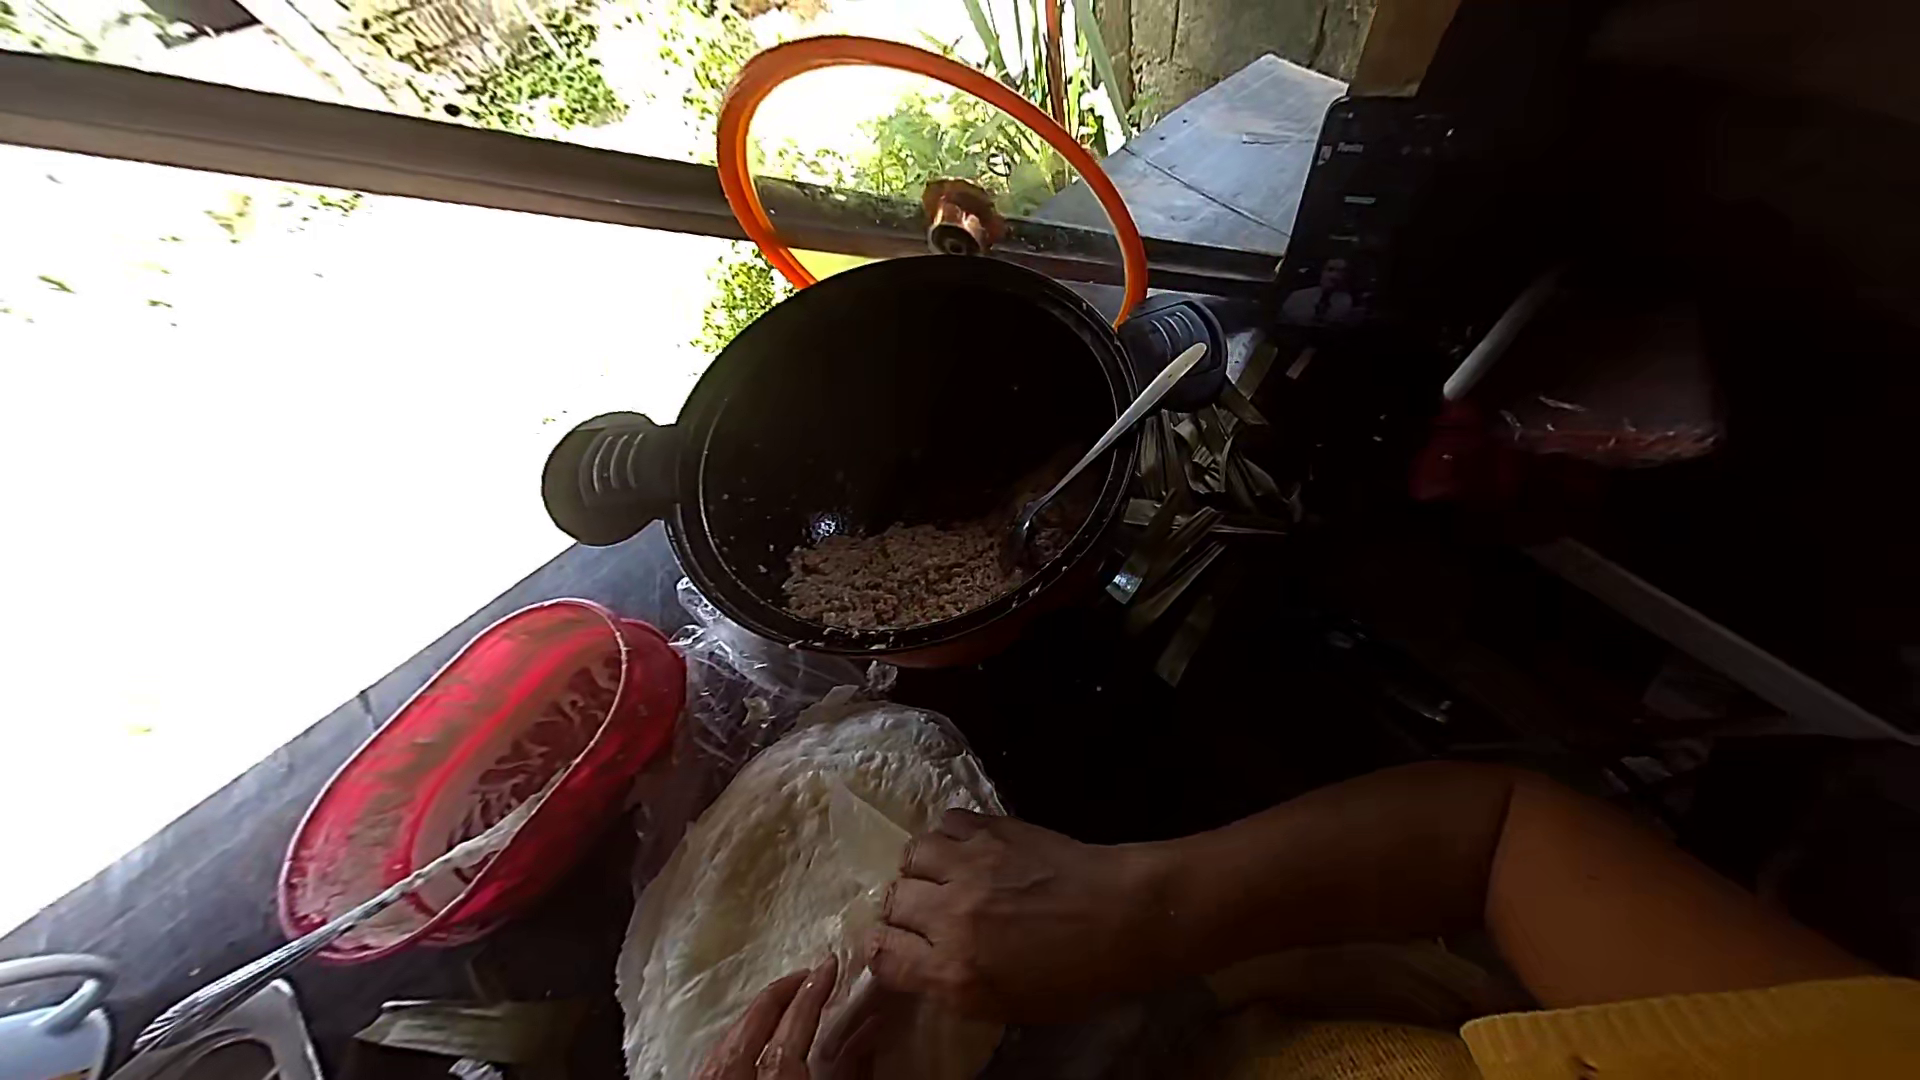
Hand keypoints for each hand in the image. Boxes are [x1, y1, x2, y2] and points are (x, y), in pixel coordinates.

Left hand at [695, 957, 883, 1079]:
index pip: (792, 1030)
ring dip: (756, 1015)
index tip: (829, 964)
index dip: (812, 994)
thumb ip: (849, 1071)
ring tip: (781, 1001)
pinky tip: (749, 1039)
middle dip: (780, 993)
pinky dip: (735, 1041)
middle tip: (807, 975)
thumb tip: (871, 1027)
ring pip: (726, 1042)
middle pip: (750, 1027)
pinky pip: (712, 1062)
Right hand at [865, 809, 1163, 1021]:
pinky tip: (966, 847)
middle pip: (893, 900)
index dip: (879, 948)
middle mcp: (952, 915)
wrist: (1118, 915)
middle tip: (921, 908)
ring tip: (939, 871)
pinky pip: (947, 821)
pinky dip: (949, 835)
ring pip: (913, 853)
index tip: (886, 942)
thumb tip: (922, 958)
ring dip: (920, 866)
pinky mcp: (991, 829)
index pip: (883, 955)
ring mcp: (970, 865)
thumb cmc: (1072, 975)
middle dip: (901, 907)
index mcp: (955, 972)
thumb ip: (954, 981)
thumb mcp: (1007, 1002)